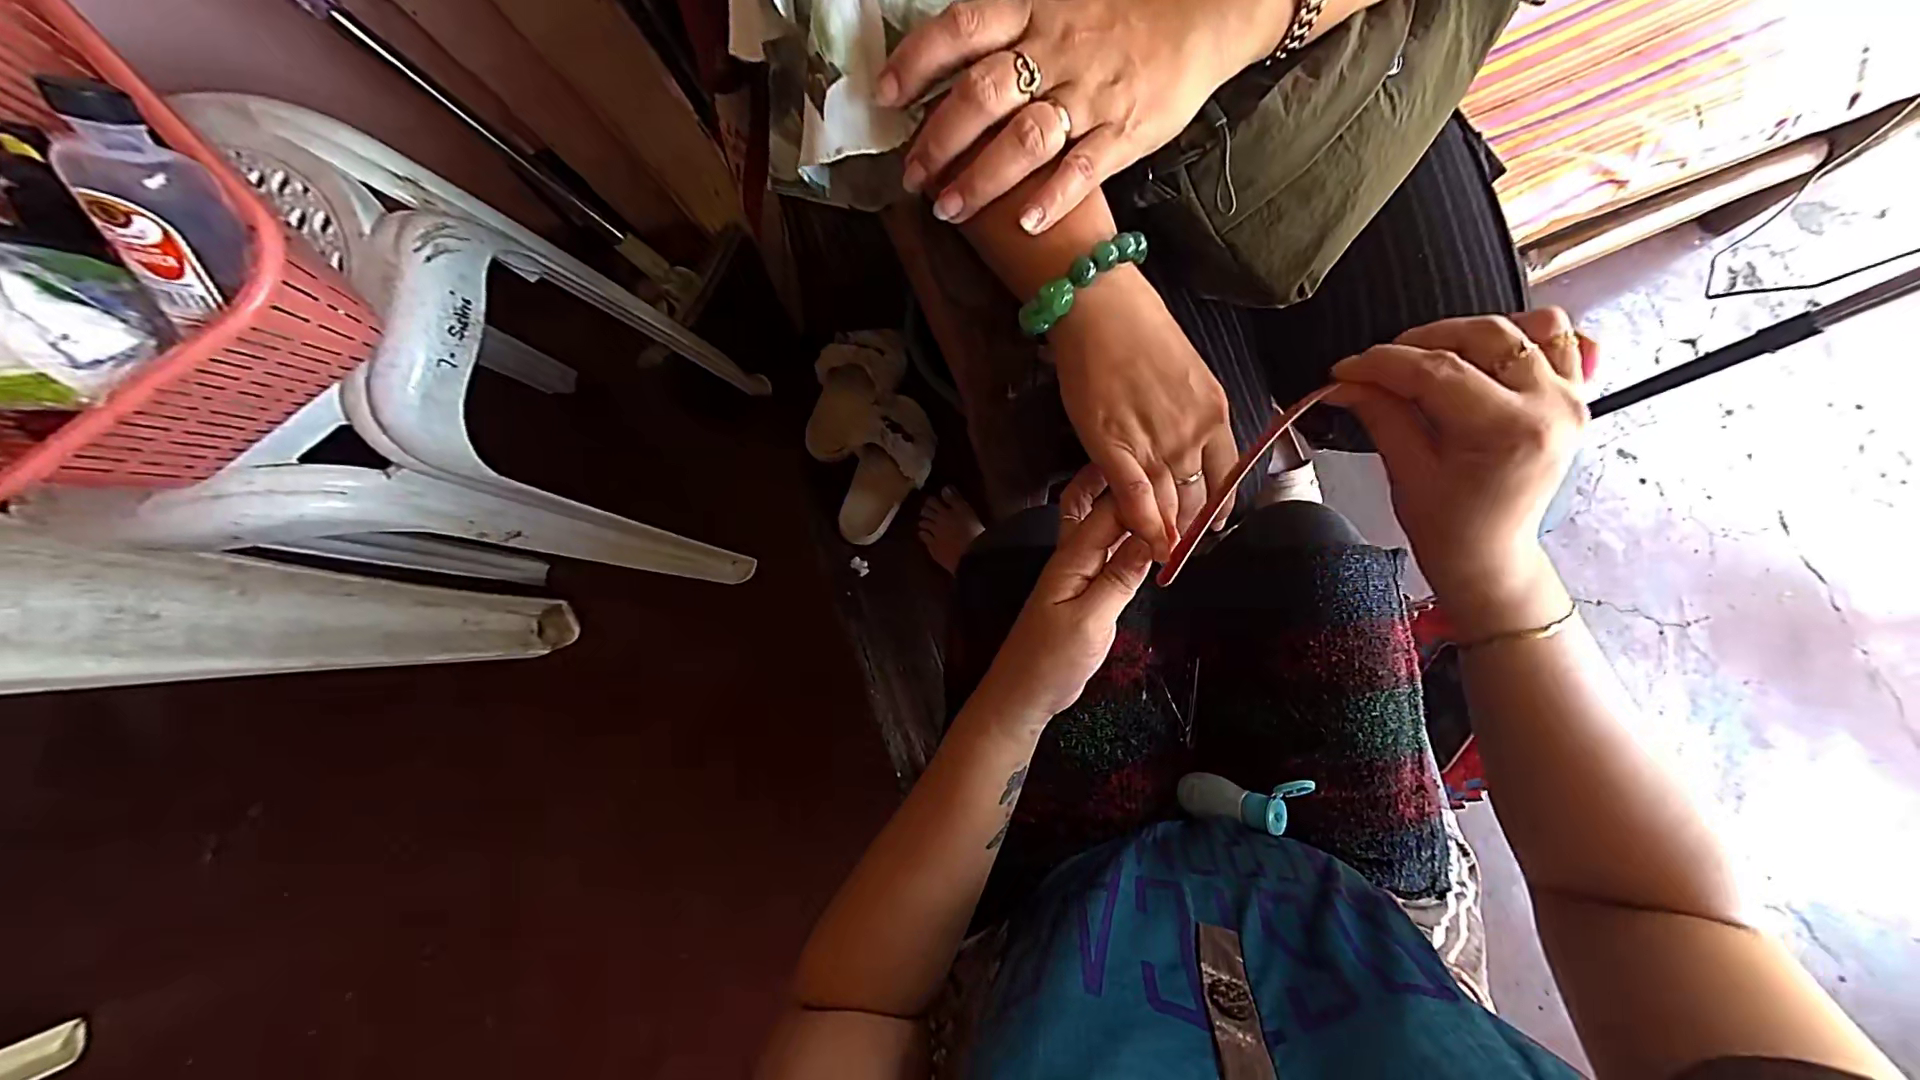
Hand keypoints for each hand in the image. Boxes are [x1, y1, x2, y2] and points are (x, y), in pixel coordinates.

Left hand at [876, 0, 1291, 230]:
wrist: (1208, 8)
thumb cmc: (1123, 8)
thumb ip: (1011, 23)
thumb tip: (954, 57)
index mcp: (1035, 8)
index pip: (962, 29)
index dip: (917, 62)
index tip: (885, 96)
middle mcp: (1056, 50)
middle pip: (983, 94)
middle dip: (939, 138)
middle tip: (912, 175)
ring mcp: (1090, 93)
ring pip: (1025, 138)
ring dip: (981, 177)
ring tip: (948, 209)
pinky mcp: (1123, 131)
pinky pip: (1082, 169)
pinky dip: (1051, 198)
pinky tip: (1023, 224)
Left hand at [974, 492, 1154, 721]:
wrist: (1022, 693)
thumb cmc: (1050, 661)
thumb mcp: (1089, 621)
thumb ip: (1119, 578)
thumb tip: (1150, 538)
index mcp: (1071, 558)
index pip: (1110, 512)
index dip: (1144, 501)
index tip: (1181, 498)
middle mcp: (1073, 557)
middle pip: (1100, 509)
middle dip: (1128, 489)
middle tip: (1168, 476)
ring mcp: (1078, 573)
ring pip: (1104, 530)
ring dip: (1132, 515)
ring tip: (1169, 502)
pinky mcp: (1085, 591)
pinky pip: (1108, 555)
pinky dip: (1129, 544)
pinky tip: (1151, 544)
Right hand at [1049, 266, 1237, 559]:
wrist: (1101, 308)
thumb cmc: (1139, 330)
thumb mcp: (1185, 373)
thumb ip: (1190, 414)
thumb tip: (1180, 444)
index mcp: (1216, 414)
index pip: (1225, 479)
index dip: (1214, 510)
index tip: (1204, 526)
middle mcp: (1194, 435)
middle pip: (1196, 498)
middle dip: (1185, 529)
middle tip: (1173, 549)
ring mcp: (1156, 443)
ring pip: (1167, 505)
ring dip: (1162, 534)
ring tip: (1155, 554)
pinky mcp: (1116, 447)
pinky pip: (1135, 498)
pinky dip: (1139, 524)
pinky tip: (1140, 542)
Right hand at [1330, 309, 1596, 639]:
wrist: (1488, 551)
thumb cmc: (1447, 524)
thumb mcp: (1405, 469)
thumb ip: (1381, 414)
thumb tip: (1347, 383)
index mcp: (1506, 430)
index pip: (1435, 371)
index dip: (1381, 364)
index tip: (1345, 369)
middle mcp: (1549, 405)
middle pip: (1481, 337)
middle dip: (1417, 342)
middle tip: (1377, 364)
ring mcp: (1570, 397)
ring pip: (1525, 327)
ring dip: (1467, 333)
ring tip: (1427, 356)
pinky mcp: (1573, 396)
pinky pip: (1563, 342)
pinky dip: (1523, 337)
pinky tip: (1486, 357)